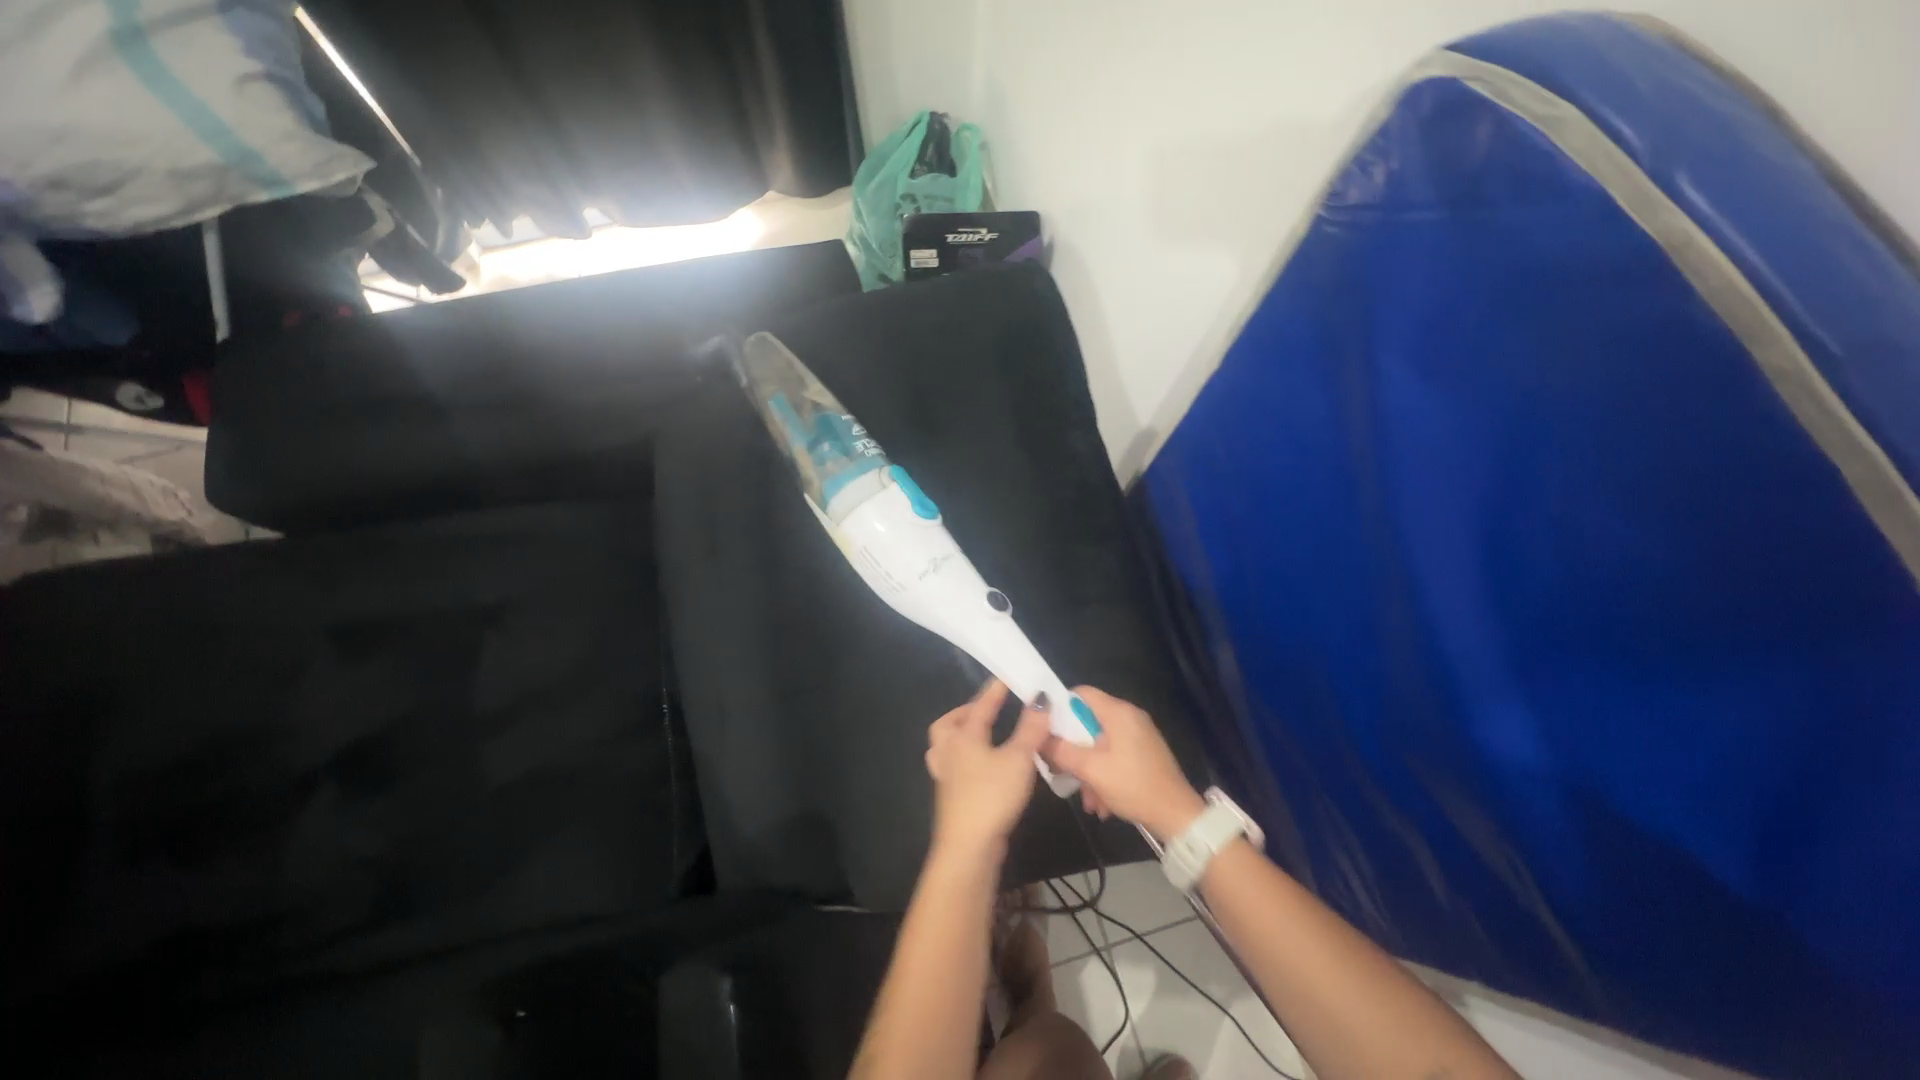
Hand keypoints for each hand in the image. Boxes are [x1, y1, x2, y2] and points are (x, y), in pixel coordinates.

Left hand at [923, 680, 1050, 862]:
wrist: (968, 846)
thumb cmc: (992, 796)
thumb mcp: (1019, 759)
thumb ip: (1031, 729)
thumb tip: (1041, 698)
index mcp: (963, 737)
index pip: (980, 706)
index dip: (995, 690)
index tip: (1006, 677)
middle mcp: (949, 753)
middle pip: (947, 725)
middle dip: (965, 713)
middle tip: (986, 711)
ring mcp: (946, 777)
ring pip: (945, 748)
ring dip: (959, 737)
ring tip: (982, 737)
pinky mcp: (951, 798)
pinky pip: (953, 768)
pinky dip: (965, 760)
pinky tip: (983, 768)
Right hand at [1043, 686, 1205, 840]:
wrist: (1177, 815)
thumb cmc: (1133, 786)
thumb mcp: (1091, 770)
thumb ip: (1062, 752)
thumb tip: (1040, 739)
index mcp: (1118, 713)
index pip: (1081, 693)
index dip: (1060, 708)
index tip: (1047, 731)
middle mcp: (1130, 718)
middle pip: (1089, 723)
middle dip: (1074, 751)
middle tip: (1063, 772)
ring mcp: (1139, 737)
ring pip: (1100, 745)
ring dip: (1089, 771)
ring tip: (1089, 801)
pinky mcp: (1145, 754)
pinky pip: (1115, 757)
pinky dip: (1105, 776)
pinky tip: (1102, 803)